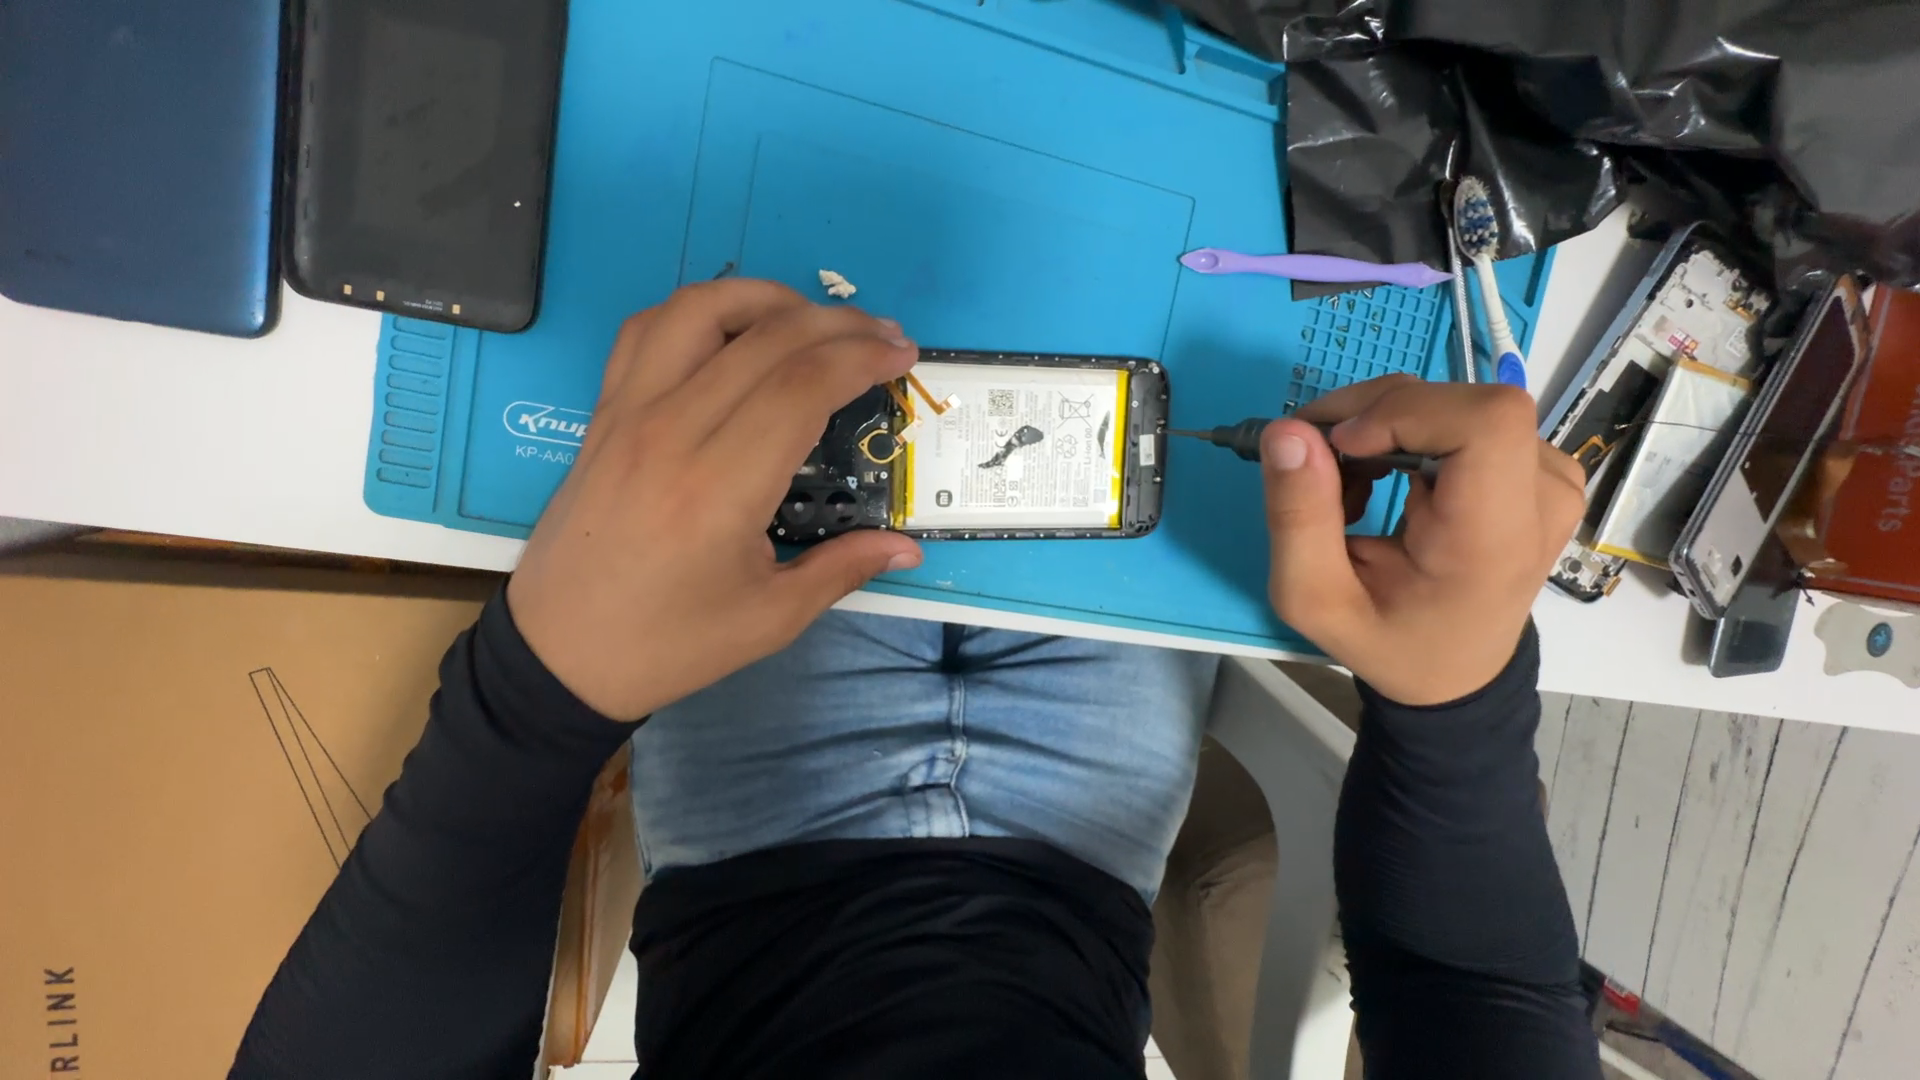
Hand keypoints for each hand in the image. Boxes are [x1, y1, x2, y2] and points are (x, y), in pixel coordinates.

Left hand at [506, 280, 923, 719]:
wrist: (559, 654)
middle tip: (884, 337)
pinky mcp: (604, 413)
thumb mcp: (771, 618)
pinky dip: (700, 309)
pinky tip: (734, 328)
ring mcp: (629, 413)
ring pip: (701, 311)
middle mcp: (672, 431)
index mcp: (720, 488)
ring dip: (768, 297)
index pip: (801, 386)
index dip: (860, 358)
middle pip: (766, 339)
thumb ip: (844, 569)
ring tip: (814, 317)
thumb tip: (909, 547)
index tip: (902, 357)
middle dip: (839, 325)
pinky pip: (647, 330)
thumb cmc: (671, 642)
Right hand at [1259, 376, 1584, 705]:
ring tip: (1346, 487)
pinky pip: (1460, 417)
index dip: (1402, 412)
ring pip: (1454, 402)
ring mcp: (1547, 477)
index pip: (1484, 421)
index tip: (1338, 447)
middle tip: (1314, 464)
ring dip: (1380, 429)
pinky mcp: (1535, 466)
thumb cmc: (1386, 640)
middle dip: (1370, 417)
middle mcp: (1540, 495)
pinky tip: (1379, 480)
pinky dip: (1402, 435)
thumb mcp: (1313, 599)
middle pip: (1460, 403)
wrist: (1455, 671)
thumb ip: (1296, 517)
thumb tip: (1286, 430)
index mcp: (1492, 538)